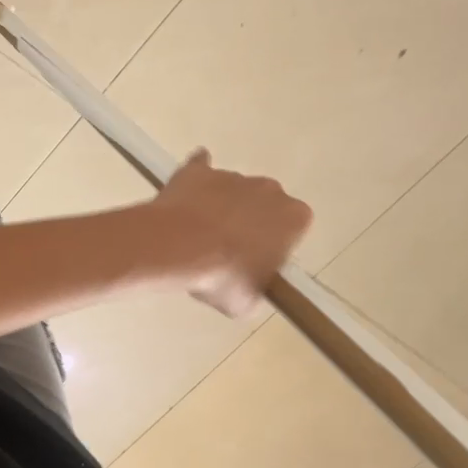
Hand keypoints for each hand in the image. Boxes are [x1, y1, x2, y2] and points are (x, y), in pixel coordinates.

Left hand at [151, 150, 311, 316]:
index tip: (249, 261)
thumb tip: (243, 290)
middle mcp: (269, 189)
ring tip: (190, 233)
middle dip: (245, 223)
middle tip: (219, 249)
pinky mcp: (196, 170)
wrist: (174, 248)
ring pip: (228, 191)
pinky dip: (194, 176)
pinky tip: (187, 183)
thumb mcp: (247, 300)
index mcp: (294, 217)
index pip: (290, 230)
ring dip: (215, 207)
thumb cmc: (220, 276)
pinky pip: (198, 167)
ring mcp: (231, 176)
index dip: (270, 246)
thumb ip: (254, 289)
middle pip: (261, 206)